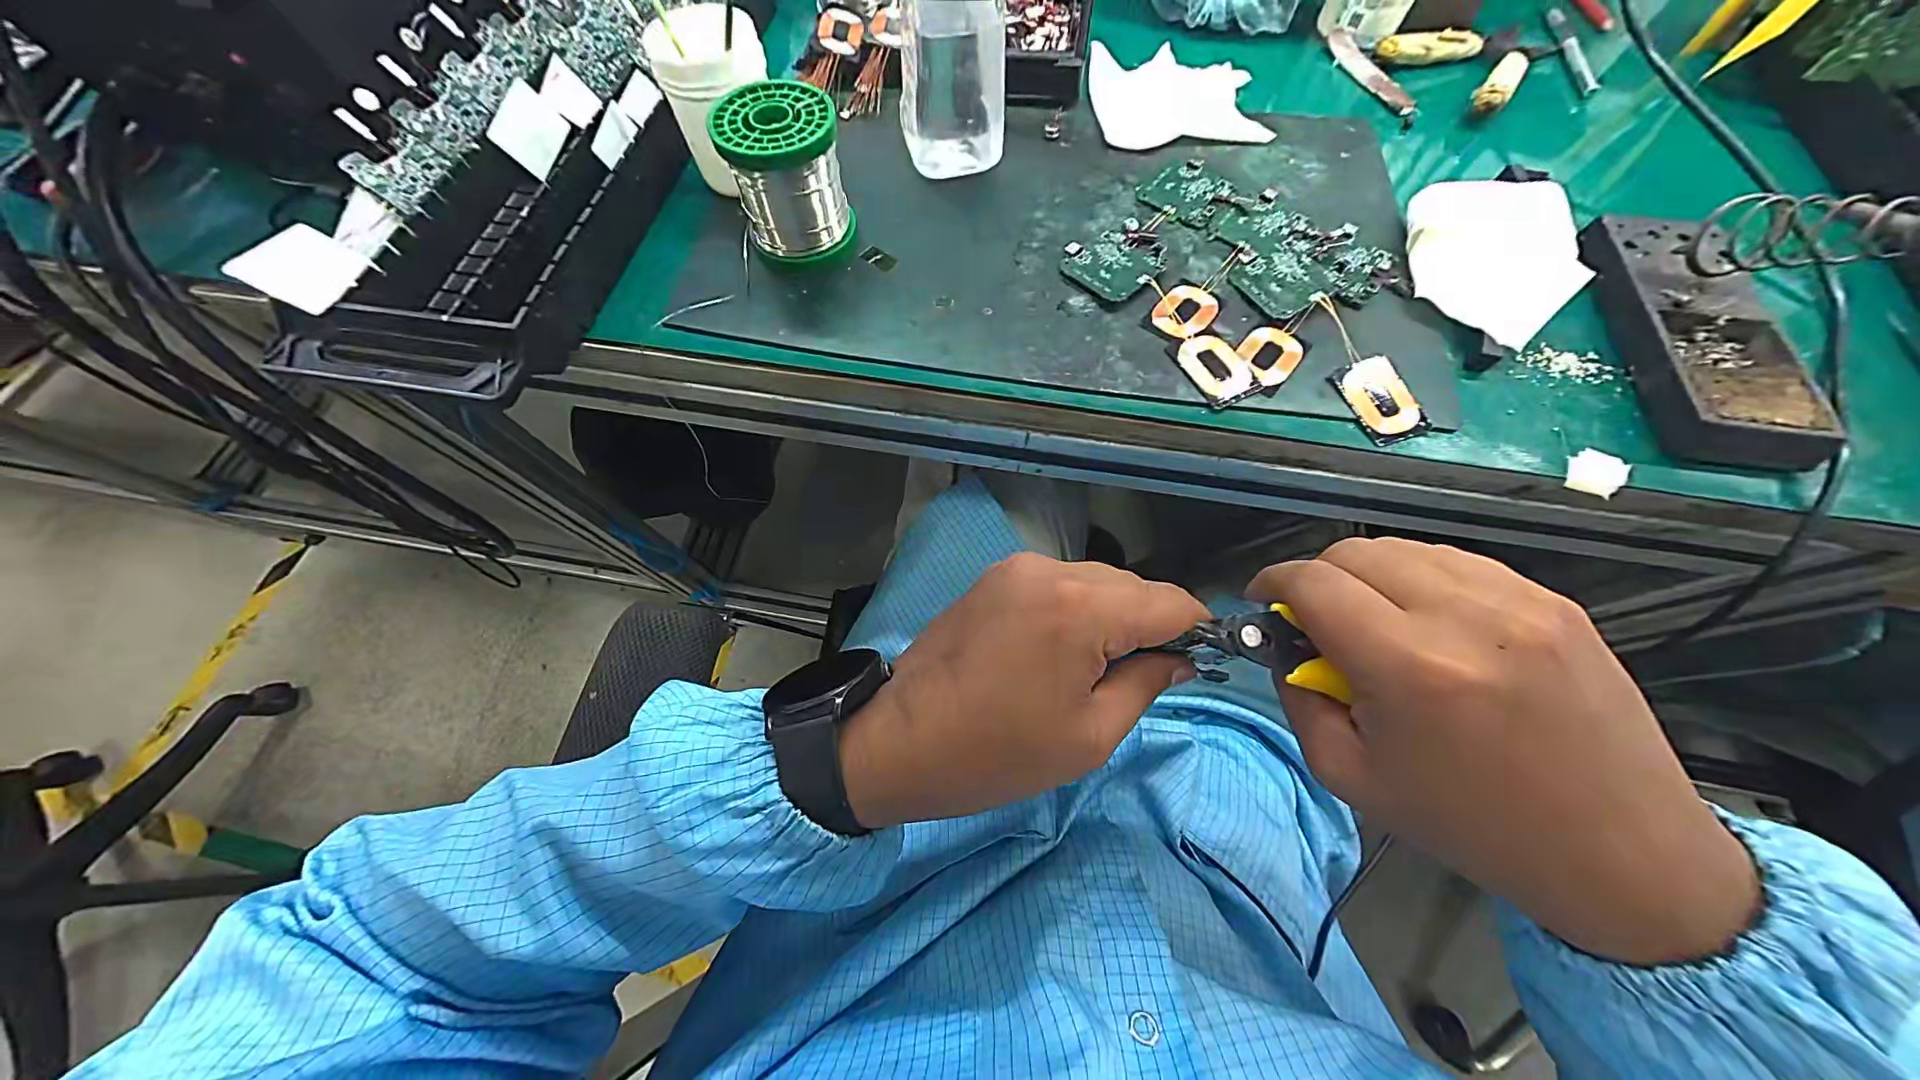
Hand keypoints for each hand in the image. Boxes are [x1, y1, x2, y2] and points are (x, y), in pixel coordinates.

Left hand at [840, 553, 1208, 827]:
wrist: (900, 741)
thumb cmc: (997, 752)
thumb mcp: (1090, 734)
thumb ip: (1147, 683)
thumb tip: (1179, 657)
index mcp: (1079, 607)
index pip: (1169, 601)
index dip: (1196, 630)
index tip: (1200, 661)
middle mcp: (1049, 570)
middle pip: (1132, 587)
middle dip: (1150, 626)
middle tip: (1145, 676)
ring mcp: (1016, 568)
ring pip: (1095, 581)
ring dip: (1112, 616)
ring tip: (1097, 668)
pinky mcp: (994, 577)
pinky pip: (1058, 584)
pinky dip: (1076, 610)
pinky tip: (1063, 649)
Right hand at [1249, 538, 1759, 965]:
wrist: (1622, 854)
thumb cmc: (1469, 823)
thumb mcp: (1348, 774)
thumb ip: (1299, 695)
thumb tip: (1286, 642)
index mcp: (1409, 668)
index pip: (1313, 582)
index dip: (1273, 583)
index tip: (1264, 601)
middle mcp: (1465, 618)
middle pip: (1354, 552)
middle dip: (1316, 577)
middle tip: (1315, 619)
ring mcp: (1520, 602)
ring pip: (1405, 548)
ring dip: (1367, 574)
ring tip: (1372, 620)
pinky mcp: (1556, 602)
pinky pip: (1459, 562)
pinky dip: (1420, 579)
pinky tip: (1426, 620)